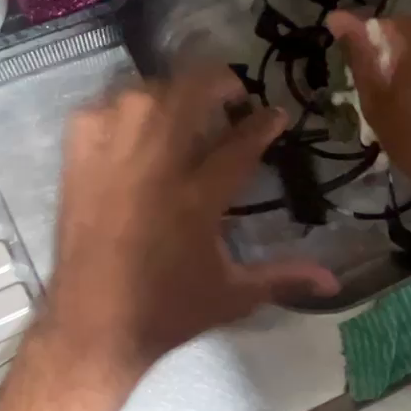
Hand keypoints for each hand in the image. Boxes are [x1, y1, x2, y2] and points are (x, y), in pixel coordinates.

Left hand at [42, 69, 339, 383]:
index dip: (263, 124)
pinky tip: (133, 124)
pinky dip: (118, 108)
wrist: (94, 327)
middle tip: (232, 96)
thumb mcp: (234, 296)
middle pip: (189, 95)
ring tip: (183, 108)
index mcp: (197, 199)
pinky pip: (96, 110)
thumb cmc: (168, 311)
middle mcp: (155, 167)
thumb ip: (285, 277)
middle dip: (218, 82)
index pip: (239, 143)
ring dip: (169, 93)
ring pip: (143, 95)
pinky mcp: (77, 165)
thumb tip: (333, 282)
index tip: (276, 115)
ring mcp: (111, 161)